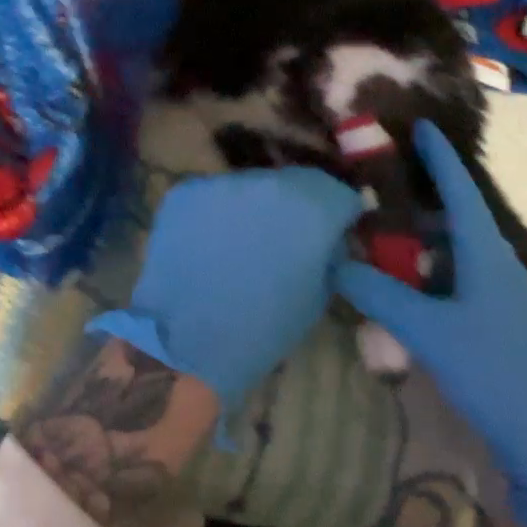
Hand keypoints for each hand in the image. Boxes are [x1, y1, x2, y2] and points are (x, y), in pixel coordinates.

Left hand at [87, 167, 361, 408]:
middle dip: (298, 206)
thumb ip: (330, 253)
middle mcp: (268, 182)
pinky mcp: (186, 191)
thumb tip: (330, 236)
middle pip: (295, 183)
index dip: (340, 213)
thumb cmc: (264, 329)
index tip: (335, 229)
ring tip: (245, 242)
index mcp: (311, 208)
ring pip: (252, 186)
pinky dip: (220, 213)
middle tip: (289, 236)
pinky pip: (215, 194)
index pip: (338, 192)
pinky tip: (213, 243)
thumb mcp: (318, 294)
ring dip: (257, 207)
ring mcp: (222, 183)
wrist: (188, 345)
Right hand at [333, 122, 526, 526]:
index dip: (439, 157)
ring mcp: (505, 298)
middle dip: (417, 207)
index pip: (460, 190)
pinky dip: (430, 281)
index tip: (420, 126)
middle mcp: (499, 266)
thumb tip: (335, 265)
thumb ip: (381, 296)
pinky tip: (407, 302)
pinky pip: (460, 286)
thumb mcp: (430, 333)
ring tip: (380, 252)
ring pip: (456, 257)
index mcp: (487, 253)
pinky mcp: (503, 327)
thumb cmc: (497, 372)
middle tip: (375, 200)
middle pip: (455, 222)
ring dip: (420, 250)